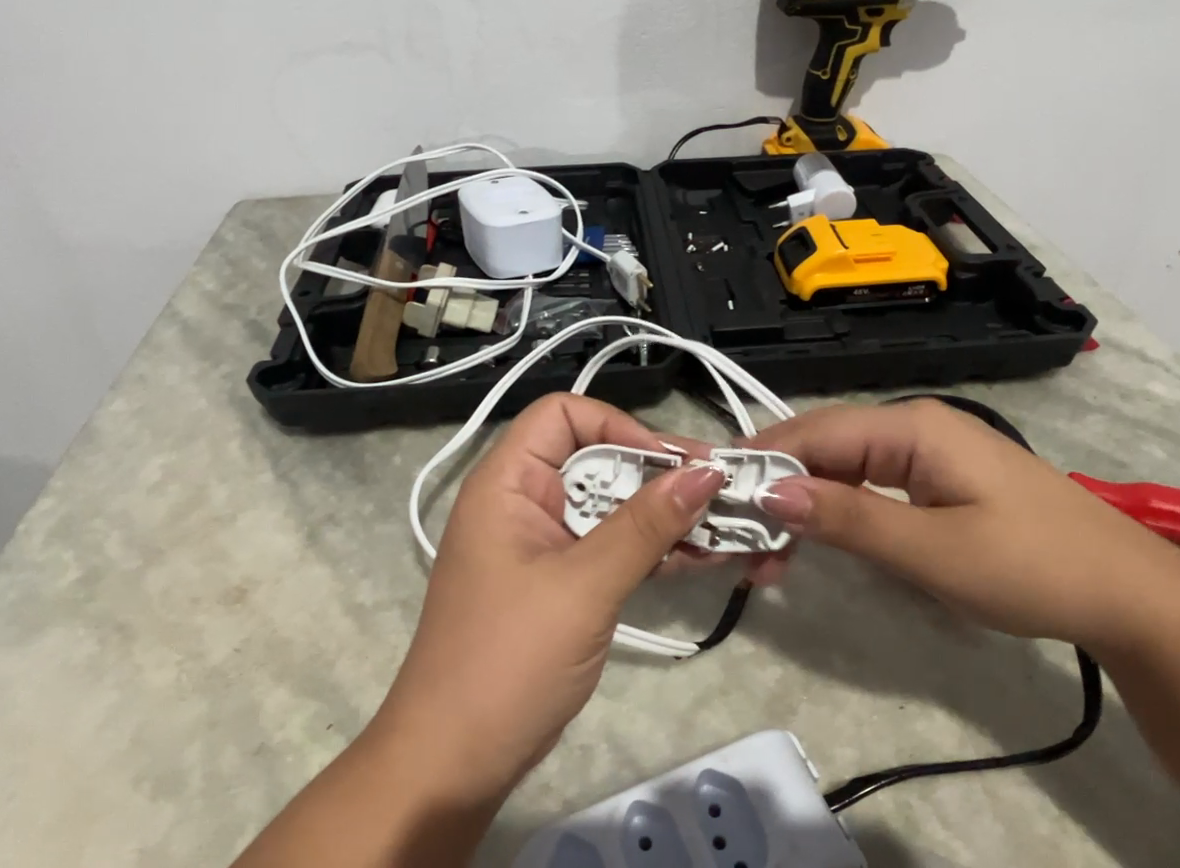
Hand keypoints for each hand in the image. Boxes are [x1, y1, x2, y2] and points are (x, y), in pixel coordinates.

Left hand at [369, 393, 727, 802]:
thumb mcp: (583, 587)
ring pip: (610, 507)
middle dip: (658, 476)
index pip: (564, 415)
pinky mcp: (559, 585)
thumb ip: (645, 526)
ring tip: (725, 531)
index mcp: (507, 484)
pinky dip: (650, 550)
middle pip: (597, 460)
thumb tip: (705, 472)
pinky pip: (610, 547)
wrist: (454, 763)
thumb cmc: (507, 661)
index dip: (619, 427)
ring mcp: (541, 546)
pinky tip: (699, 559)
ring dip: (663, 516)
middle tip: (722, 496)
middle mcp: (522, 503)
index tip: (672, 466)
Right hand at [747, 398, 1179, 648]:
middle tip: (735, 541)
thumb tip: (769, 491)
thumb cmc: (1033, 568)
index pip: (814, 432)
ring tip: (765, 555)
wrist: (1129, 595)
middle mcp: (914, 428)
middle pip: (823, 446)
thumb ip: (849, 518)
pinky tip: (812, 542)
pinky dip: (835, 513)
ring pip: (842, 468)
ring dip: (801, 505)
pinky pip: (868, 486)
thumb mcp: (933, 550)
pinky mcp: (936, 483)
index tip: (712, 498)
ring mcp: (927, 454)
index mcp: (914, 428)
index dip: (760, 462)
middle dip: (775, 487)